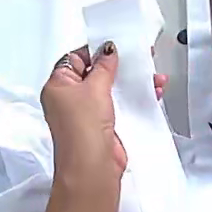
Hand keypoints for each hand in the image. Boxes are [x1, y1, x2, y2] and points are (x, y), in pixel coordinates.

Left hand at [39, 45, 163, 192]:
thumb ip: (103, 66)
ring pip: (110, 89)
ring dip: (131, 81)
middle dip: (118, 66)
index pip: (74, 59)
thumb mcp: (94, 87)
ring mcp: (86, 113)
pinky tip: (153, 91)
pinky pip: (119, 104)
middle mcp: (69, 99)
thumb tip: (108, 50)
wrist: (92, 166)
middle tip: (139, 55)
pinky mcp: (102, 125)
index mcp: (57, 86)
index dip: (95, 51)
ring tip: (154, 75)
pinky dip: (134, 97)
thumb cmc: (83, 127)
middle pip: (95, 73)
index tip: (116, 45)